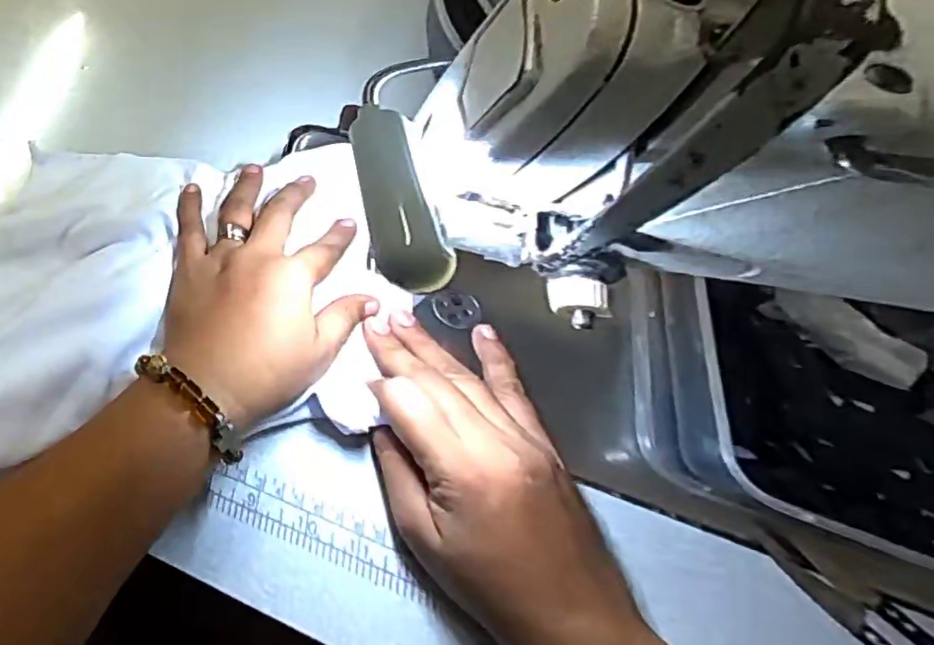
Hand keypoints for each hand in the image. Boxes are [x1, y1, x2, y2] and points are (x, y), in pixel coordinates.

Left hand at [162, 166, 375, 428]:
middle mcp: (257, 256)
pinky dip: (190, 206)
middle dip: (296, 194)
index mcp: (291, 276)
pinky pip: (188, 228)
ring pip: (235, 211)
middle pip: (279, 215)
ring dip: (247, 187)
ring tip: (254, 168)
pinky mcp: (189, 266)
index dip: (339, 235)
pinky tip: (192, 188)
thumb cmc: (265, 375)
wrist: (204, 388)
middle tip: (306, 180)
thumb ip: (343, 318)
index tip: (348, 222)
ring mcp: (220, 257)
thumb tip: (371, 298)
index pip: (323, 250)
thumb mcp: (316, 354)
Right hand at [366, 313, 660, 644]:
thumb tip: (383, 426)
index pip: (410, 404)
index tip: (359, 369)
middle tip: (376, 322)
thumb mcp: (425, 540)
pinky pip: (515, 390)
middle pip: (438, 382)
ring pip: (470, 378)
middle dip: (401, 350)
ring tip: (406, 319)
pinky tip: (483, 332)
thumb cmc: (491, 586)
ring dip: (434, 346)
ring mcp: (524, 437)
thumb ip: (397, 474)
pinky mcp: (542, 441)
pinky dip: (497, 358)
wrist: (573, 617)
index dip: (381, 385)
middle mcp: (496, 442)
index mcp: (463, 470)